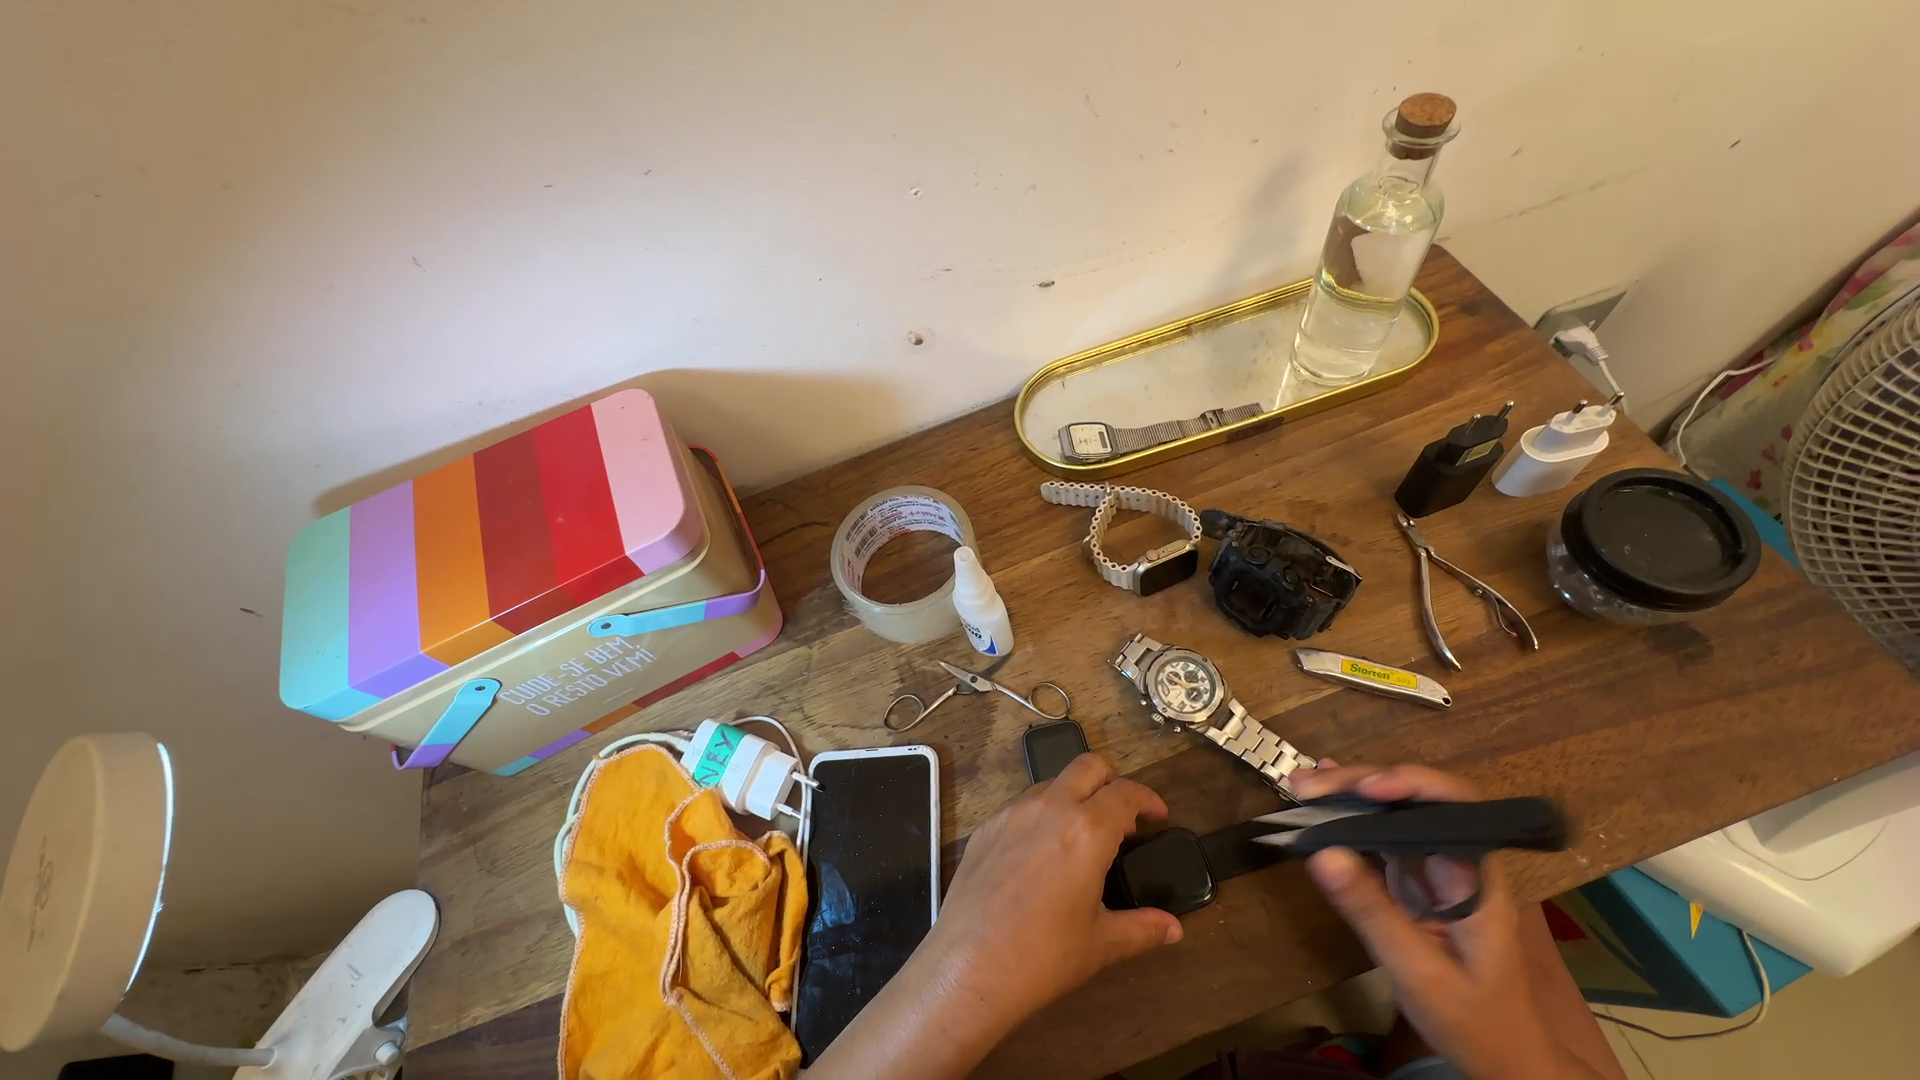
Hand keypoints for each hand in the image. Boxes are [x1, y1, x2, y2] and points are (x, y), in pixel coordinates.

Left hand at [808, 753, 1179, 1079]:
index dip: (1148, 799)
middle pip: (1088, 765)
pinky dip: (1041, 814)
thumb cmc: (1043, 956)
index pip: (1126, 792)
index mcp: (1087, 829)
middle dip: (1111, 780)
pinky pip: (1020, 805)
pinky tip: (1040, 853)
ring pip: (1051, 782)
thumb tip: (1173, 929)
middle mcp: (1049, 807)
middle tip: (1122, 816)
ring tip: (1081, 835)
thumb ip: (1142, 928)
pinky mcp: (985, 828)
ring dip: (1073, 795)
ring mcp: (1011, 813)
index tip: (1157, 816)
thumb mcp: (1101, 943)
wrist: (968, 966)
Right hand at [1296, 765, 1610, 1079]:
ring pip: (1394, 813)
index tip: (1366, 788)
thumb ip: (1371, 911)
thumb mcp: (1418, 972)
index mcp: (1477, 876)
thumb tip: (1321, 853)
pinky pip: (1380, 836)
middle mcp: (1458, 860)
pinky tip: (1320, 799)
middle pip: (1415, 801)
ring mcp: (1434, 868)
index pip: (1456, 806)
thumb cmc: (1473, 1021)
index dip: (1412, 784)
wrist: (1503, 1060)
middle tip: (1306, 787)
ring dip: (1348, 794)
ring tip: (1301, 786)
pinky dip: (1348, 816)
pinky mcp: (1413, 880)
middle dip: (1360, 784)